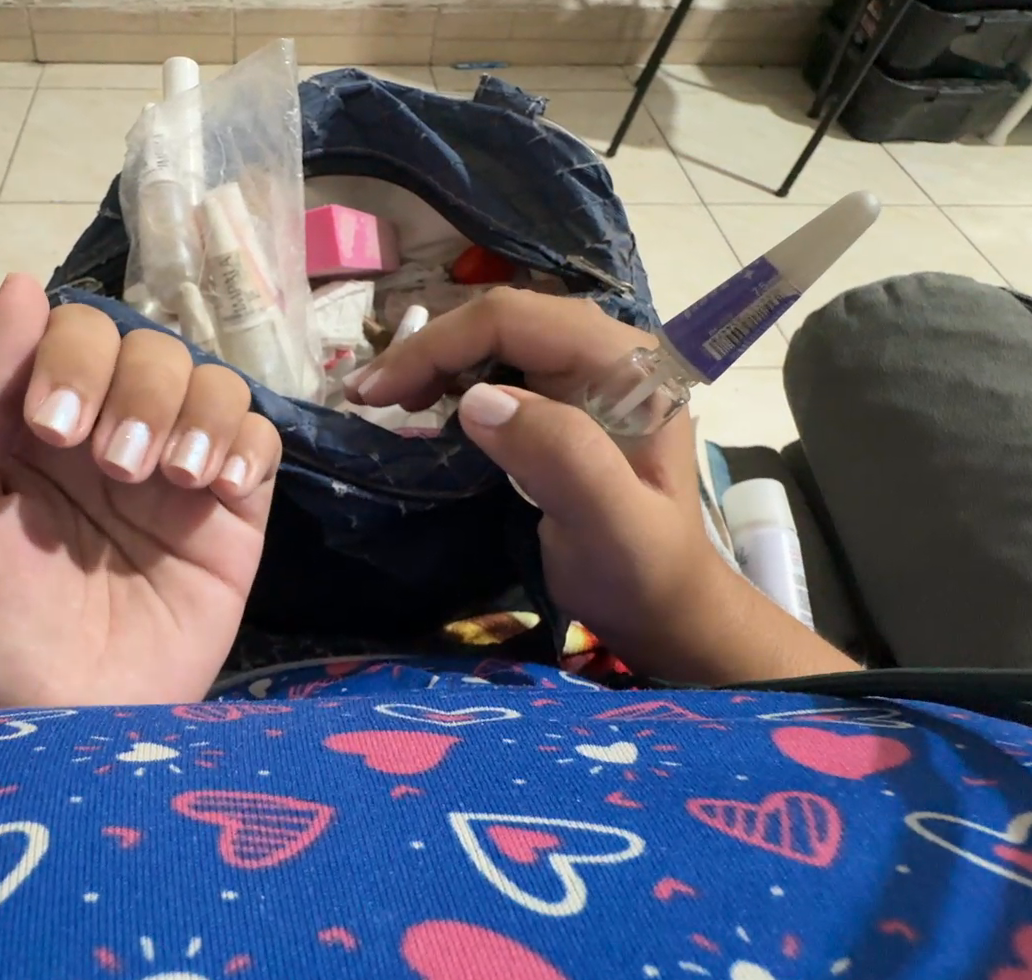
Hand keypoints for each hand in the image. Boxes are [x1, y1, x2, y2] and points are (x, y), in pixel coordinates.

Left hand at [0, 275, 281, 722]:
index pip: (80, 330)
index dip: (75, 356)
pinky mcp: (232, 518)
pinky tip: (216, 486)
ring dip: (192, 416)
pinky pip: (261, 443)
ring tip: (169, 479)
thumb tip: (26, 284)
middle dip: (135, 391)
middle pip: (154, 347)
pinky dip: (244, 445)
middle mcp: (114, 433)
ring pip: (214, 384)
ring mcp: (178, 475)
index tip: (53, 430)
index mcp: (41, 420)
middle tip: (112, 468)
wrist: (47, 715)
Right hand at [347, 287, 854, 682]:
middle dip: (426, 349)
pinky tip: (424, 406)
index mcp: (625, 366)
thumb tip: (474, 399)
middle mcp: (607, 354)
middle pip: (500, 320)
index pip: (514, 320)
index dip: (436, 346)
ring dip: (433, 361)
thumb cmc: (638, 571)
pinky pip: (498, 368)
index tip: (377, 395)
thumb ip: (558, 456)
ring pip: (494, 339)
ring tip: (386, 400)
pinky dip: (451, 380)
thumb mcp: (607, 523)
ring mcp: (586, 376)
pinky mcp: (566, 402)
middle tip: (367, 397)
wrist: (663, 607)